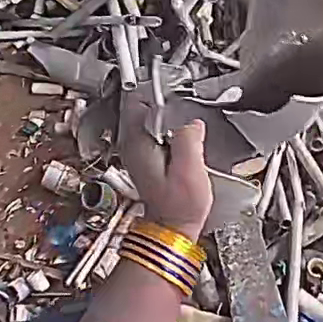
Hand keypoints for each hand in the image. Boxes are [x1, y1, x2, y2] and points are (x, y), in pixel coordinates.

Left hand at [117, 90, 211, 237]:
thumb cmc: (179, 206)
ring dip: (168, 116)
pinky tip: (182, 137)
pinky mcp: (146, 157)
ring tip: (186, 123)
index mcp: (137, 143)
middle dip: (165, 103)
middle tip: (185, 109)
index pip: (138, 100)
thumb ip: (188, 138)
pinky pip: (155, 132)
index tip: (177, 94)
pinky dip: (168, 129)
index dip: (160, 93)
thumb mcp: (190, 170)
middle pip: (143, 106)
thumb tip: (191, 121)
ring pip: (150, 118)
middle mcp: (131, 144)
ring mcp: (137, 150)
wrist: (173, 228)